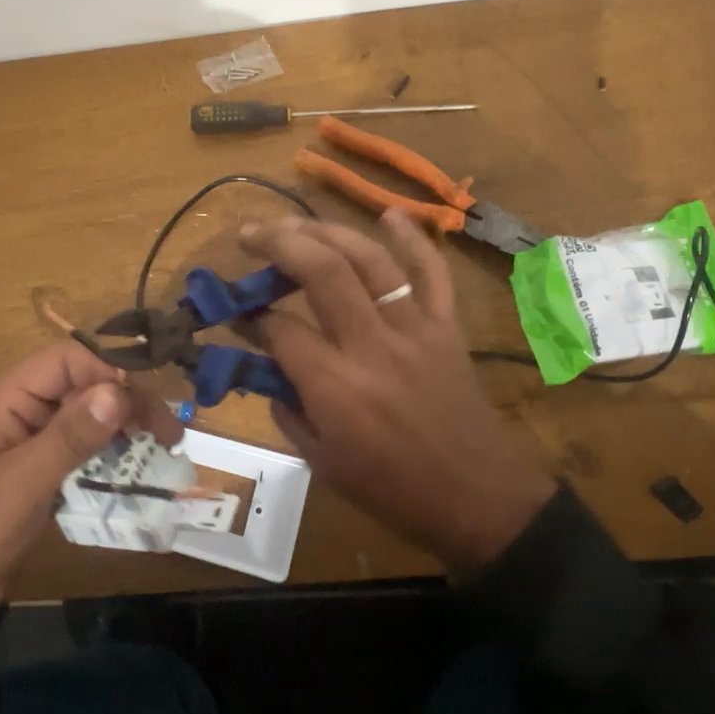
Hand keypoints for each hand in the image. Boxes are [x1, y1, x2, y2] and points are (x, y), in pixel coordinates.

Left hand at [0, 343, 182, 620]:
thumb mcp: (22, 485)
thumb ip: (70, 436)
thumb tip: (120, 391)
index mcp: (5, 400)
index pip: (67, 360)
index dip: (110, 374)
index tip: (145, 410)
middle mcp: (18, 410)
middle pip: (82, 385)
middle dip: (126, 402)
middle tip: (169, 435)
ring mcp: (27, 441)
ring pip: (85, 416)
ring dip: (122, 427)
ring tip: (162, 448)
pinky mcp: (36, 469)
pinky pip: (78, 447)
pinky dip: (107, 453)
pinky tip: (133, 468)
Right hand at [238, 210, 555, 569]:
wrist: (477, 498)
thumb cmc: (392, 491)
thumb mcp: (322, 463)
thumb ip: (289, 410)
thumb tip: (267, 367)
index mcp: (336, 388)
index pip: (281, 330)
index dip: (251, 316)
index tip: (237, 311)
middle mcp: (372, 346)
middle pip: (321, 271)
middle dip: (278, 244)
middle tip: (249, 236)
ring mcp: (414, 330)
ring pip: (369, 260)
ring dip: (327, 231)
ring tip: (294, 222)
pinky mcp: (446, 327)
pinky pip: (431, 273)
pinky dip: (412, 240)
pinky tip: (389, 215)